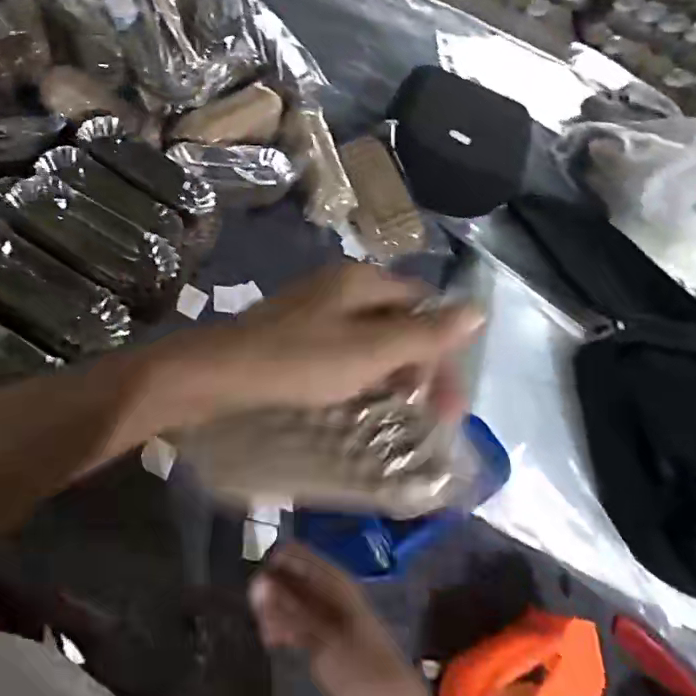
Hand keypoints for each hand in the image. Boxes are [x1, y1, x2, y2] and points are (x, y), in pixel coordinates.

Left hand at [143, 262, 483, 420]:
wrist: (218, 373)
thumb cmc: (298, 362)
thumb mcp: (369, 352)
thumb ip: (424, 334)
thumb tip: (477, 309)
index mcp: (363, 281)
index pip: (425, 306)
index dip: (444, 351)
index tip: (448, 405)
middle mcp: (342, 284)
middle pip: (399, 319)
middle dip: (420, 364)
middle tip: (425, 415)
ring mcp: (316, 305)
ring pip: (372, 334)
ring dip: (392, 370)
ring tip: (395, 411)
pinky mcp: (296, 328)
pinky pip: (345, 345)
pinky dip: (361, 370)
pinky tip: (356, 397)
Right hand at [251, 543, 444, 695]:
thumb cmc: (363, 670)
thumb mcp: (324, 639)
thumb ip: (291, 610)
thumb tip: (259, 580)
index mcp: (335, 581)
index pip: (296, 553)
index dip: (273, 563)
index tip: (255, 587)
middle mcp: (332, 592)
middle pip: (292, 576)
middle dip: (272, 592)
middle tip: (259, 615)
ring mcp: (330, 614)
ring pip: (293, 600)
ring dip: (276, 613)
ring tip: (267, 634)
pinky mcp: (327, 637)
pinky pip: (299, 622)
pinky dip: (285, 629)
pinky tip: (275, 641)